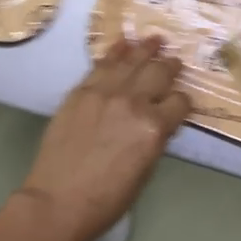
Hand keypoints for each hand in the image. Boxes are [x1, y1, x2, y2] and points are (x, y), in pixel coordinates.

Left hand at [20, 37, 191, 240]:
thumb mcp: (144, 172)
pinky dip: (115, 52)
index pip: (179, 103)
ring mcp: (104, 92)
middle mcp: (133, 103)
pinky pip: (102, 64)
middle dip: (170, 66)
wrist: (57, 200)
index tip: (181, 101)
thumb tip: (158, 121)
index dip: (183, 102)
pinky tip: (123, 43)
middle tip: (175, 60)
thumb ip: (154, 139)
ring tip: (155, 40)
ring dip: (146, 49)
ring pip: (131, 61)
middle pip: (158, 74)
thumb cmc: (106, 200)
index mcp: (153, 128)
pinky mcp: (81, 90)